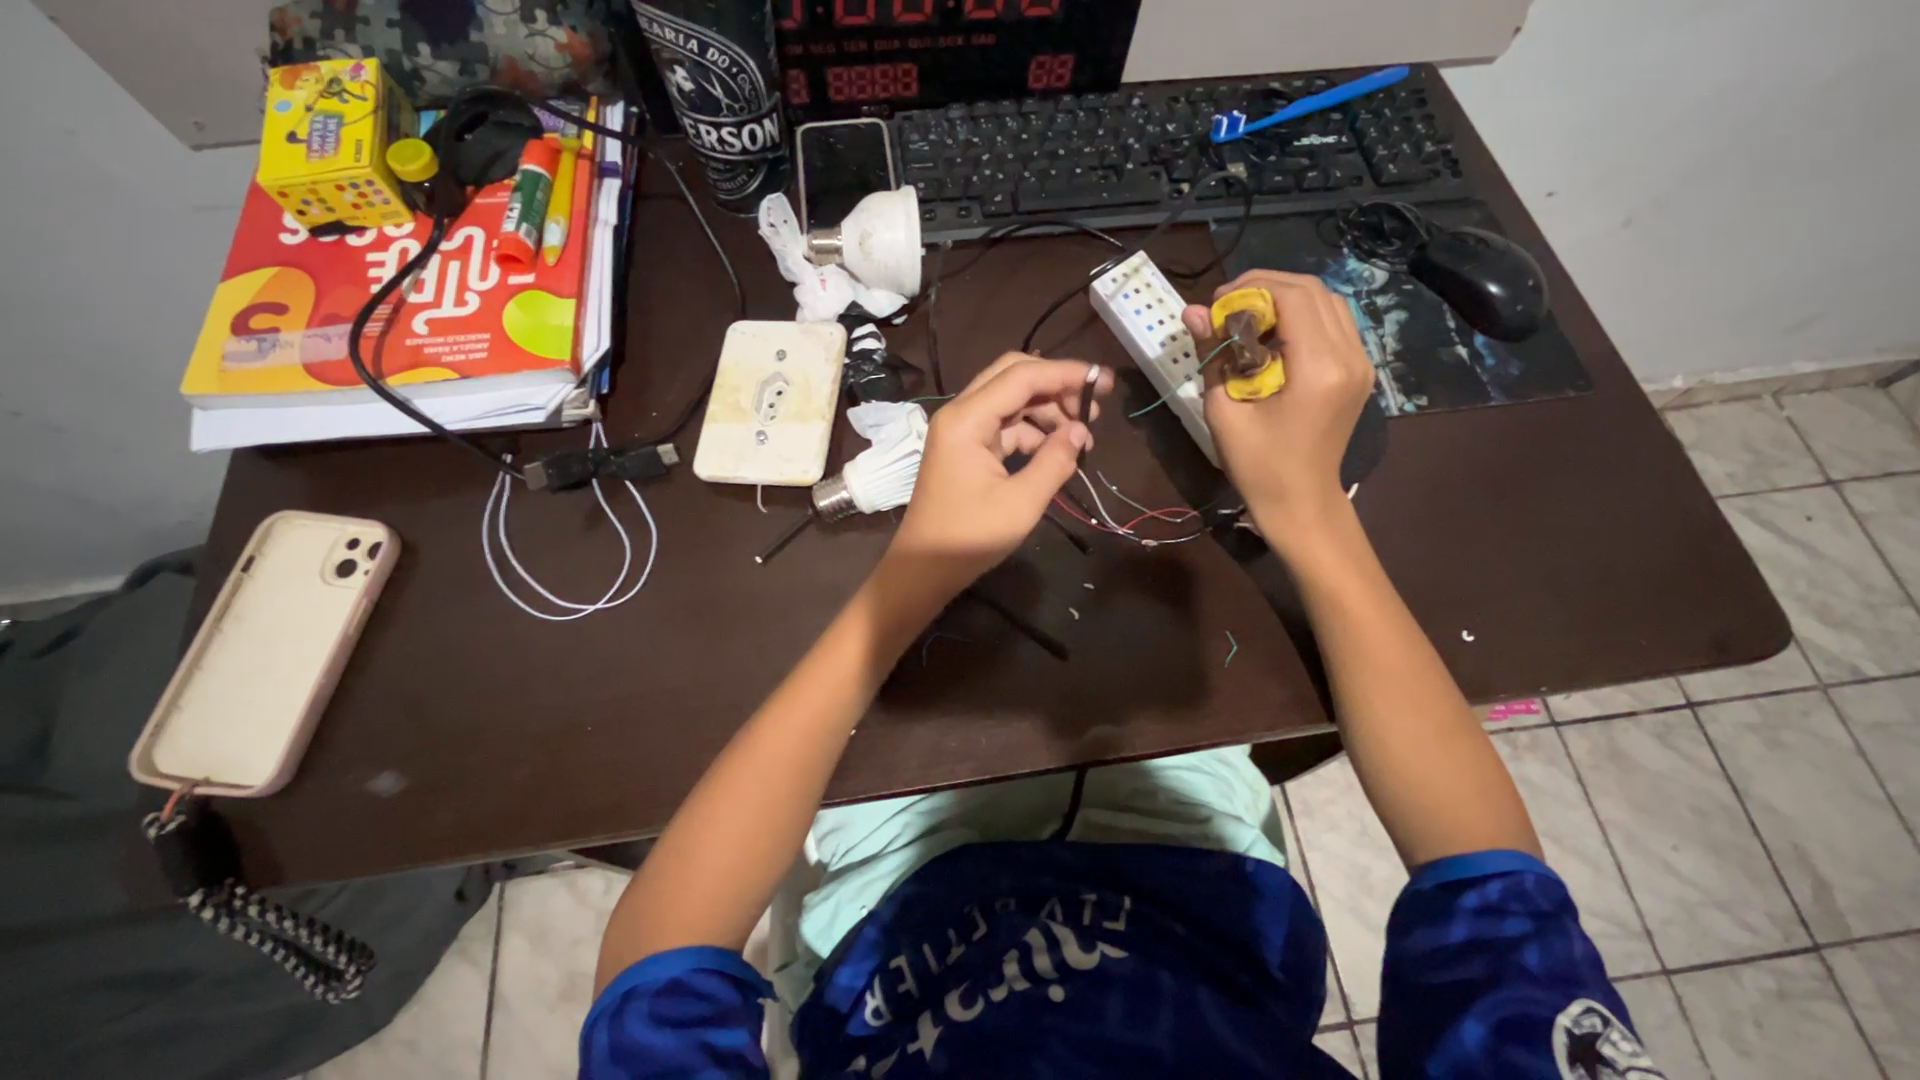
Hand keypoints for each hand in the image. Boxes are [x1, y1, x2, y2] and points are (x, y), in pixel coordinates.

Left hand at [883, 353, 1112, 597]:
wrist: (924, 567)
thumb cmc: (969, 537)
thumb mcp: (1021, 503)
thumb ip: (1054, 462)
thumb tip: (1081, 432)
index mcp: (967, 419)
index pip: (1022, 376)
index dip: (1066, 373)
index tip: (1105, 381)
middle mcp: (960, 414)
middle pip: (1013, 376)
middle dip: (1056, 386)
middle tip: (1094, 407)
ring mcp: (961, 430)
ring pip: (1011, 400)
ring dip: (1048, 410)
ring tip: (1082, 438)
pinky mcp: (966, 447)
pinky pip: (1004, 425)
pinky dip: (1033, 431)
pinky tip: (1057, 452)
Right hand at [1181, 271, 1374, 548]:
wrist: (1300, 502)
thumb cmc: (1258, 465)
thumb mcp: (1224, 412)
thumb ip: (1213, 356)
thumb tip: (1193, 312)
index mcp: (1319, 369)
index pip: (1293, 297)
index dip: (1251, 289)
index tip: (1216, 305)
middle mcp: (1350, 356)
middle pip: (1313, 290)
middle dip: (1265, 288)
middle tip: (1227, 307)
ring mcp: (1361, 362)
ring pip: (1327, 301)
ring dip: (1285, 298)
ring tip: (1248, 318)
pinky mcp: (1359, 369)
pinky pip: (1334, 323)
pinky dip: (1302, 316)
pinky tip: (1273, 335)